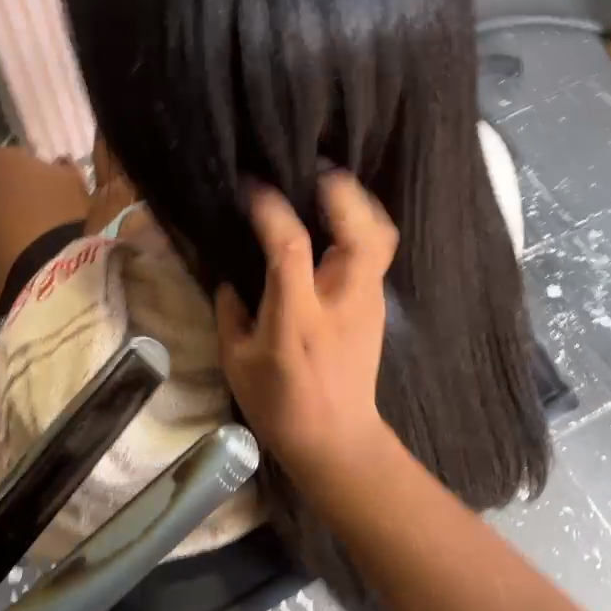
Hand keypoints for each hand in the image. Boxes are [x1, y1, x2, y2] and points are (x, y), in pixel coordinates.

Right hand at [214, 171, 398, 479]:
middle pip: (361, 233)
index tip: (251, 187)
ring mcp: (368, 303)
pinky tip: (339, 221)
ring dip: (359, 205)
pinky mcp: (378, 307)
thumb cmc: (279, 405)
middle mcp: (342, 302)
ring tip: (331, 187)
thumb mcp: (236, 361)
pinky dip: (361, 227)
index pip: (290, 247)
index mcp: (298, 317)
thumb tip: (230, 273)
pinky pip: (376, 253)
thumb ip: (231, 310)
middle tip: (314, 170)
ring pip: (380, 238)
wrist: (338, 440)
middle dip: (342, 193)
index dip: (271, 209)